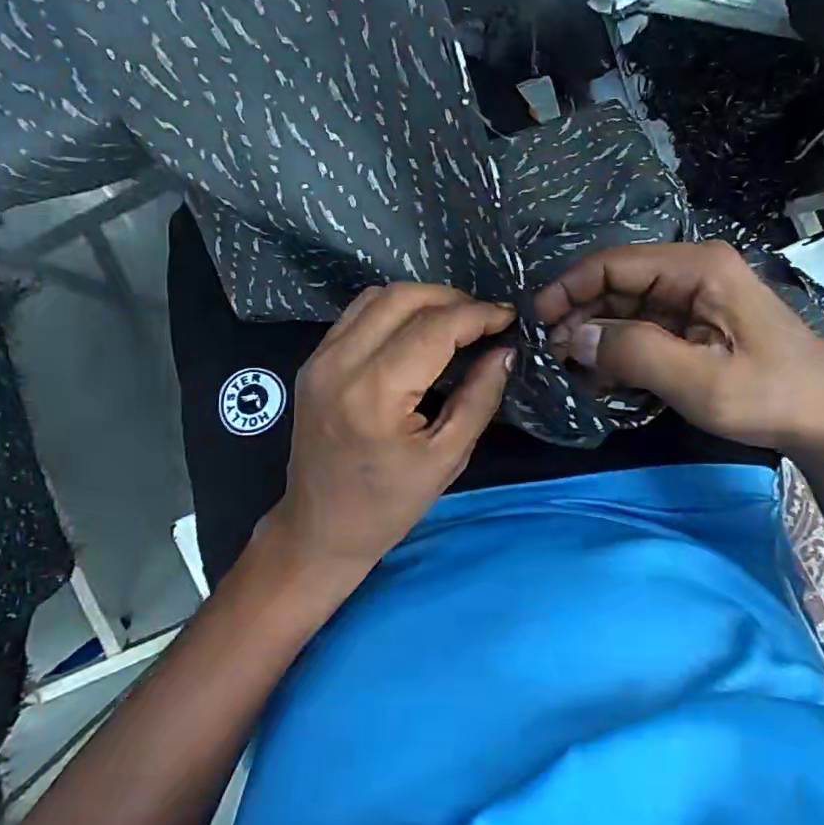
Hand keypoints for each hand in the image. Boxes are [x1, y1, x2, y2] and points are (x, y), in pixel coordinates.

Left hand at [259, 283, 515, 600]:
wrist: (320, 528)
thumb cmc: (389, 504)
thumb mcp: (448, 457)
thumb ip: (480, 398)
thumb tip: (505, 351)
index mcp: (375, 393)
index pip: (435, 328)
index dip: (478, 315)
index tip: (510, 318)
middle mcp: (340, 364)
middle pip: (403, 298)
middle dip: (453, 299)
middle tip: (487, 319)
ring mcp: (320, 359)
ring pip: (377, 297)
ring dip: (424, 299)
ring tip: (459, 321)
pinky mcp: (313, 361)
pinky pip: (358, 314)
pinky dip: (396, 311)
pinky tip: (421, 331)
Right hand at [532, 241, 823, 459]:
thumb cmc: (772, 397)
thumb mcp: (700, 381)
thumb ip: (633, 353)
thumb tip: (573, 336)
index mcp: (699, 268)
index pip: (613, 263)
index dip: (569, 289)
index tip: (537, 325)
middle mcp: (698, 272)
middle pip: (621, 285)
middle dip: (584, 318)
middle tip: (555, 360)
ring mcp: (703, 300)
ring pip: (633, 310)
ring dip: (603, 340)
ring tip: (578, 376)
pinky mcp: (706, 328)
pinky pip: (653, 332)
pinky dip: (628, 353)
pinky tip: (610, 382)